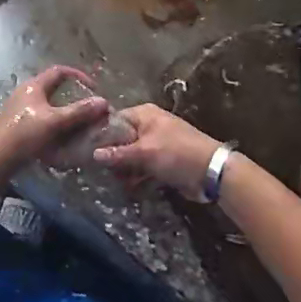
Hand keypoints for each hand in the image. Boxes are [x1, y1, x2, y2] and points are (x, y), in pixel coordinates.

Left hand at [0, 66, 108, 177]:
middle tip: (90, 107)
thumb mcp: (54, 122)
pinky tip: (64, 134)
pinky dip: (56, 121)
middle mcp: (26, 92)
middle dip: (74, 95)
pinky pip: (43, 116)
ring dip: (66, 110)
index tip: (94, 88)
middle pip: (54, 87)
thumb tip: (103, 101)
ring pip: (49, 103)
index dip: (78, 75)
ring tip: (81, 122)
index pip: (59, 71)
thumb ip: (78, 111)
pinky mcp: (20, 122)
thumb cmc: (25, 134)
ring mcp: (21, 107)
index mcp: (34, 86)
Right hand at [91, 104, 222, 200]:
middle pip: (123, 138)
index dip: (102, 133)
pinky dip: (137, 175)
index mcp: (144, 114)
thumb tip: (93, 154)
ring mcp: (157, 144)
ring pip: (133, 155)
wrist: (213, 173)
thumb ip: (118, 153)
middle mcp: (149, 126)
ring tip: (112, 182)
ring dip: (125, 168)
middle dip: (113, 155)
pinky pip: (144, 166)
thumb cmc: (177, 153)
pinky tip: (127, 187)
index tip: (87, 148)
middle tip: (99, 169)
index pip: (115, 119)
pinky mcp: (164, 161)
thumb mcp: (145, 152)